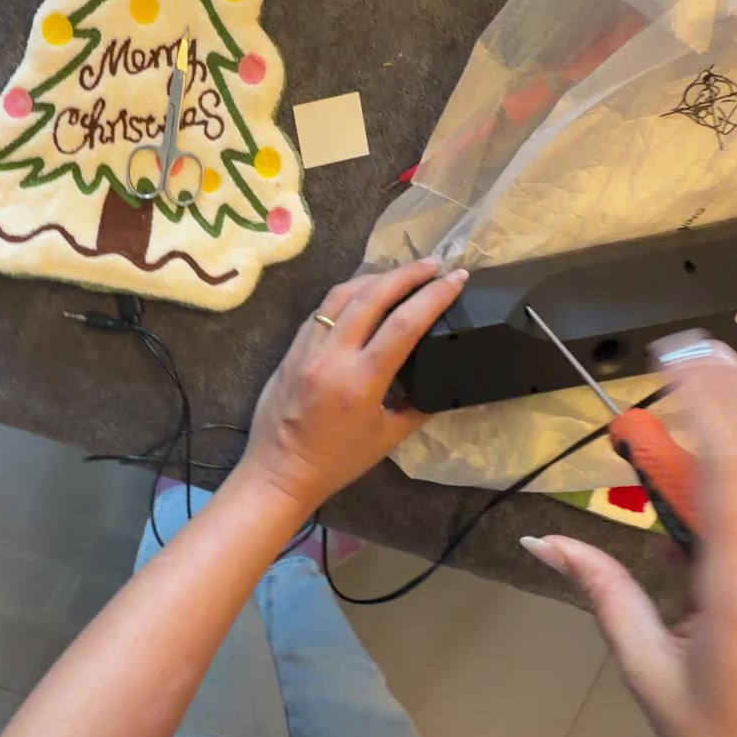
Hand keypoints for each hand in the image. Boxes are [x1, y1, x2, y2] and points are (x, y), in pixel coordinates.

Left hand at [235, 258, 467, 512]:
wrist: (279, 472)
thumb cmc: (336, 462)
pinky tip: (362, 294)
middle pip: (372, 295)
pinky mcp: (291, 350)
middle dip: (407, 273)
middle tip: (433, 264)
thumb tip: (440, 384)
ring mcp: (306, 349)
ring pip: (341, 295)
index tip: (457, 279)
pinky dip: (346, 295)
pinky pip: (322, 311)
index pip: (403, 324)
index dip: (434, 296)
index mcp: (361, 381)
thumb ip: (417, 406)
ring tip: (400, 273)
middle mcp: (332, 356)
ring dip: (374, 277)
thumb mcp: (387, 438)